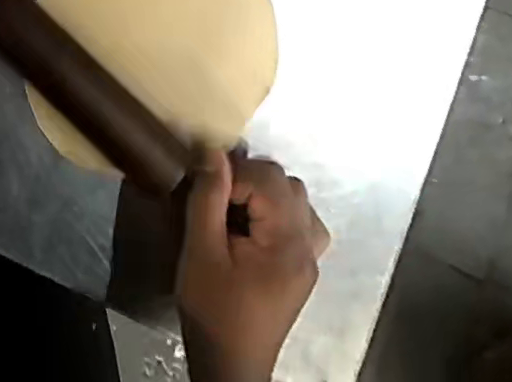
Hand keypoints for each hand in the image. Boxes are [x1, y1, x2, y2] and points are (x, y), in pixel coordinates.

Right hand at [178, 151, 330, 381]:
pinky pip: (302, 222)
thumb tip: (214, 151)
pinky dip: (279, 212)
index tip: (205, 187)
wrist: (229, 366)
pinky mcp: (303, 268)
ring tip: (234, 211)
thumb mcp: (201, 251)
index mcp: (287, 240)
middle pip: (285, 183)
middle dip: (248, 180)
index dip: (233, 174)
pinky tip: (257, 226)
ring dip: (264, 193)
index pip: (266, 178)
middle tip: (217, 199)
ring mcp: (310, 257)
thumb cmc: (213, 309)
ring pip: (295, 198)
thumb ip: (208, 197)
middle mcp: (308, 244)